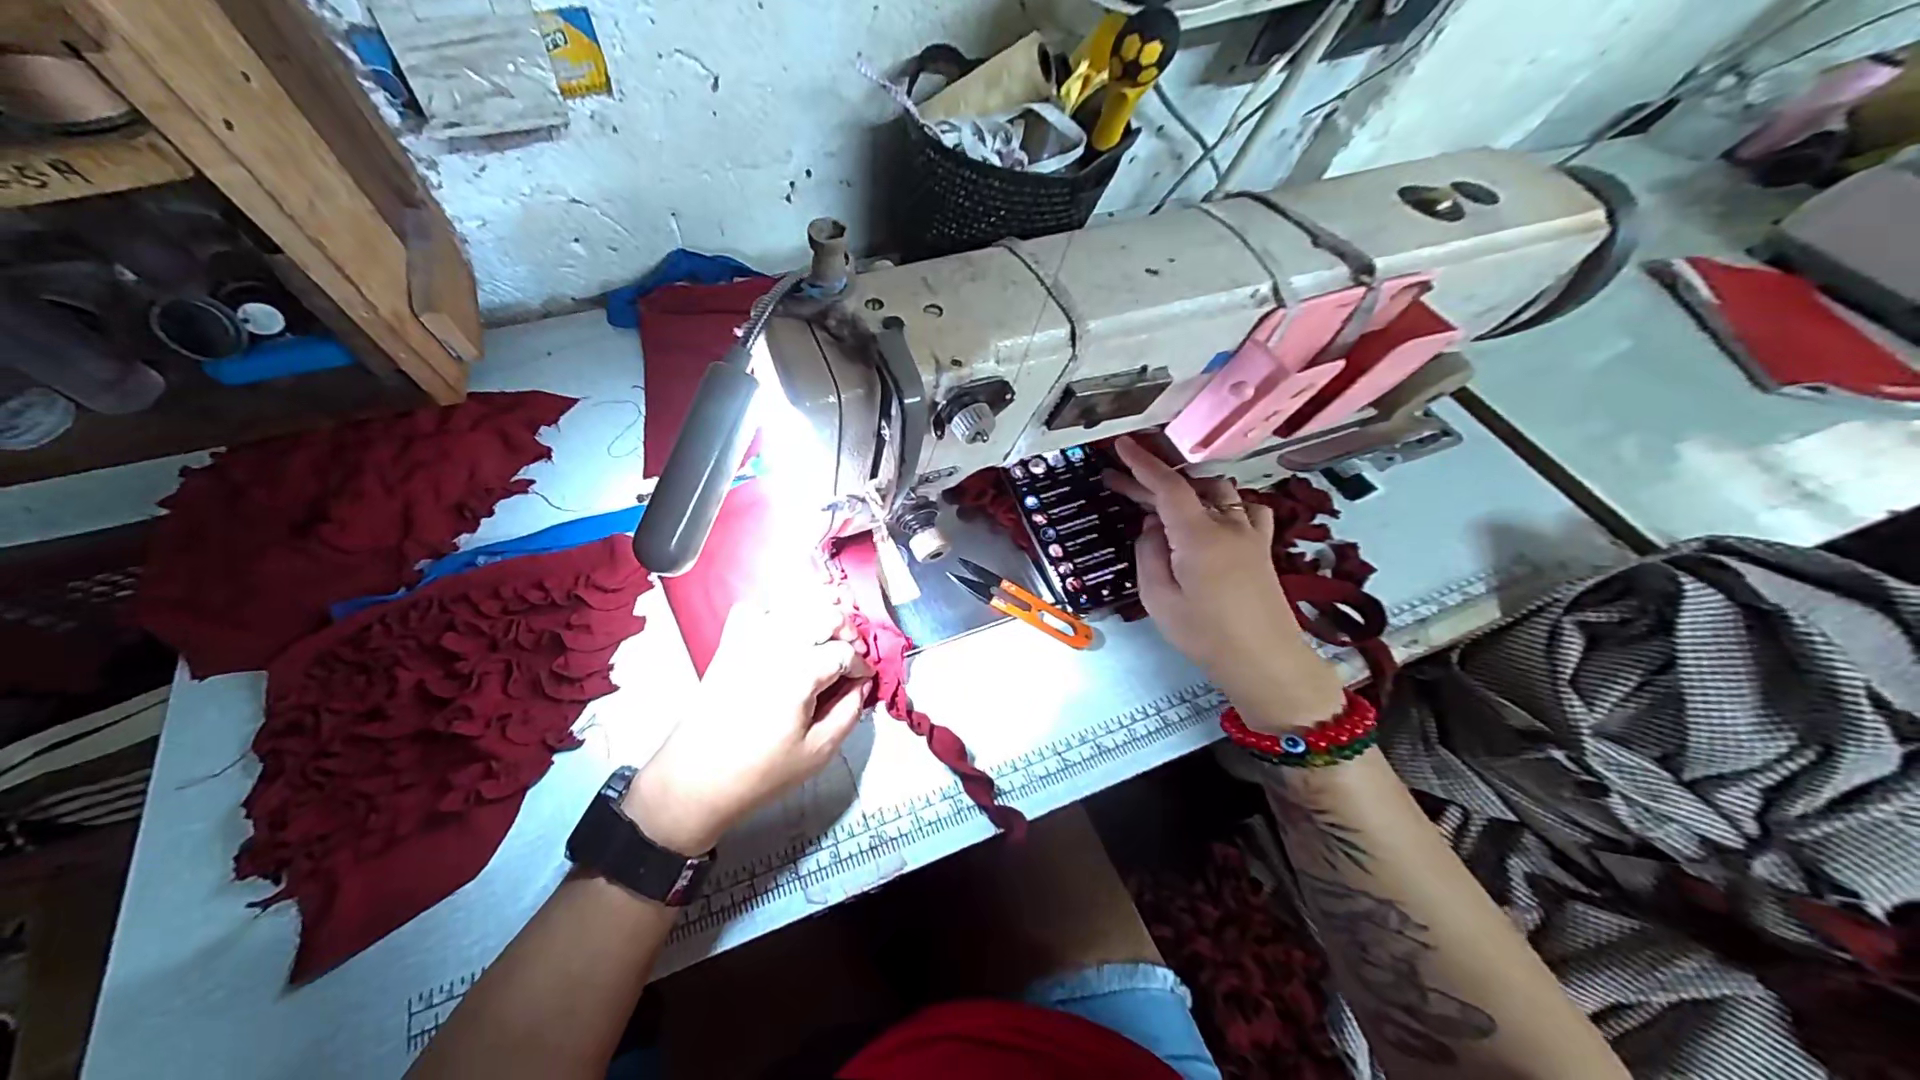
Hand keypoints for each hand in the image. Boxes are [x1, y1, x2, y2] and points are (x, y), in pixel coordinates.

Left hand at [625, 600, 872, 854]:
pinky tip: (782, 638)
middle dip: (846, 632)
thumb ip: (849, 711)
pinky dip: (774, 616)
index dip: (861, 665)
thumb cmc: (760, 773)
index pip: (845, 652)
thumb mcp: (819, 751)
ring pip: (793, 607)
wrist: (696, 780)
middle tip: (849, 656)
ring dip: (816, 619)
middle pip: (825, 614)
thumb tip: (861, 683)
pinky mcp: (729, 646)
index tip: (863, 680)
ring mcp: (749, 642)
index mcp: (800, 673)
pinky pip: (754, 611)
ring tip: (822, 643)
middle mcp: (776, 647)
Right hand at [1106, 437, 1344, 731]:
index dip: (1142, 463)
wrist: (1264, 660)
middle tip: (1118, 484)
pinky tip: (1213, 516)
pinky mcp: (1262, 545)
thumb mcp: (1158, 598)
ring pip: (1217, 491)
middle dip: (1151, 481)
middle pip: (1187, 486)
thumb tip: (1152, 527)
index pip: (1167, 485)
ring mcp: (1250, 533)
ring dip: (1187, 489)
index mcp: (1198, 534)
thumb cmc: (1205, 635)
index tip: (1123, 445)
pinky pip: (1243, 508)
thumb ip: (1149, 553)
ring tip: (1161, 503)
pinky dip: (1223, 503)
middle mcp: (1227, 524)